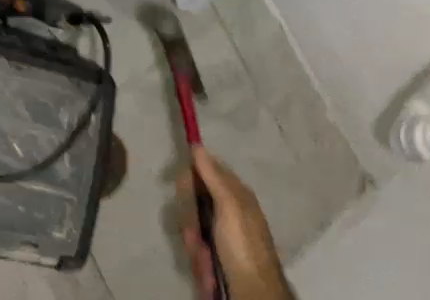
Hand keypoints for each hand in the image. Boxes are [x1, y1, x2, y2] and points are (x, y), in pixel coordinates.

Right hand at [178, 148, 293, 299]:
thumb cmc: (243, 245)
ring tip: (204, 258)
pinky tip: (206, 269)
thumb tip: (197, 144)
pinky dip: (197, 259)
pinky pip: (194, 246)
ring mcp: (218, 231)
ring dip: (193, 243)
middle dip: (189, 218)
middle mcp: (225, 207)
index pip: (203, 169)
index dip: (188, 176)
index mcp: (233, 192)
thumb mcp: (230, 206)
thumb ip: (212, 175)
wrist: (252, 292)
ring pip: (190, 224)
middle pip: (192, 198)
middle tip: (196, 234)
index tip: (177, 184)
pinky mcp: (212, 252)